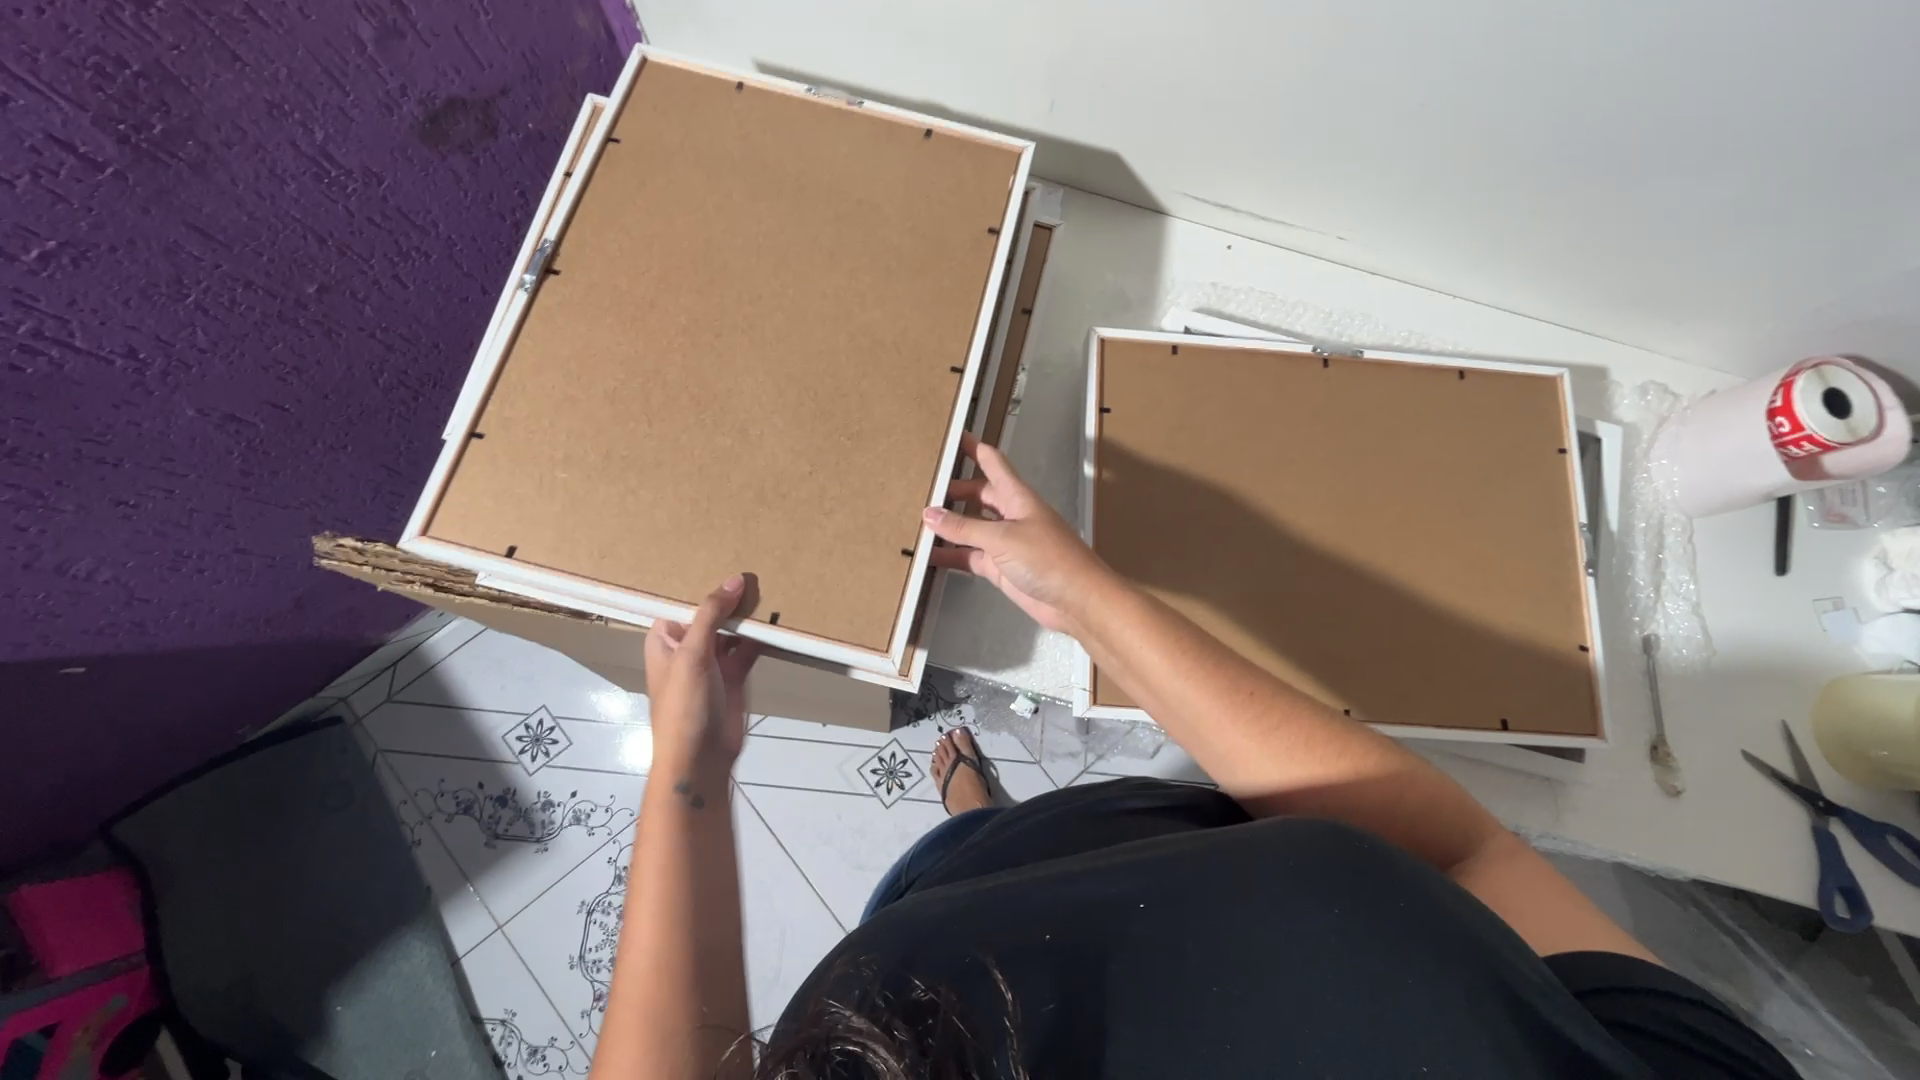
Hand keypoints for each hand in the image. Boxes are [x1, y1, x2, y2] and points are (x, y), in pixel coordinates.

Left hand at [644, 575, 760, 770]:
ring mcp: (713, 661)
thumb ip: (712, 614)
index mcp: (665, 638)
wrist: (700, 757)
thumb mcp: (692, 653)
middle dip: (731, 597)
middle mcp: (688, 646)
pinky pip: (749, 648)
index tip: (727, 558)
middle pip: (712, 614)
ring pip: (733, 629)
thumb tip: (735, 580)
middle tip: (758, 568)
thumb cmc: (683, 704)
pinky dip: (762, 637)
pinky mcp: (735, 675)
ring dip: (749, 616)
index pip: (684, 602)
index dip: (702, 584)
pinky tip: (778, 620)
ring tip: (772, 587)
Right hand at [924, 433, 1109, 632]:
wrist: (1076, 599)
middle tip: (926, 486)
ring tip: (920, 520)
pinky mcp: (1002, 568)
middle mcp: (1011, 516)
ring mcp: (1007, 543)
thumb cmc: (1051, 559)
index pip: (993, 463)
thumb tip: (932, 514)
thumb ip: (964, 527)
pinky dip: (952, 555)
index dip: (974, 448)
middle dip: (954, 490)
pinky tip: (932, 555)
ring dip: (950, 525)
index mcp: (1017, 497)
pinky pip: (971, 557)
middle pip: (978, 495)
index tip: (955, 436)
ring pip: (972, 527)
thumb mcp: (1002, 537)